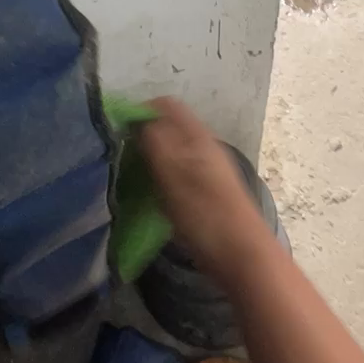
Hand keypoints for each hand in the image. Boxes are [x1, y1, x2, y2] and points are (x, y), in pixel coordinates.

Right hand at [136, 96, 275, 281]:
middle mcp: (204, 146)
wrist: (244, 257)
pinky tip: (152, 199)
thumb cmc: (206, 215)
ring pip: (172, 151)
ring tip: (132, 181)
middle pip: (168, 127)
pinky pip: (177, 172)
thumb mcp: (173, 175)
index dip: (140, 111)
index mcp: (197, 136)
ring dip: (151, 160)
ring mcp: (208, 169)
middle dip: (143, 138)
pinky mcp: (207, 191)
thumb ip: (154, 142)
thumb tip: (136, 119)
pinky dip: (161, 179)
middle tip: (122, 160)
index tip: (118, 133)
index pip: (166, 104)